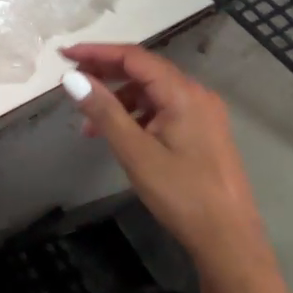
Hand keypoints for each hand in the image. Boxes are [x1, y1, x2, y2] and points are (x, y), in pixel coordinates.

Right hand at [59, 43, 271, 281]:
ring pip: (151, 92)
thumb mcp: (135, 151)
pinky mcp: (201, 134)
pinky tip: (117, 135)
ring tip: (88, 122)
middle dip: (104, 72)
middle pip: (144, 70)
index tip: (63, 55)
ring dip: (117, 98)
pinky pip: (161, 109)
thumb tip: (72, 77)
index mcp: (184, 95)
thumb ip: (103, 110)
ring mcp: (202, 115)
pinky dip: (133, 114)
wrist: (229, 240)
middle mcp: (196, 96)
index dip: (96, 52)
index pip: (134, 57)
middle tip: (70, 81)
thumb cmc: (182, 194)